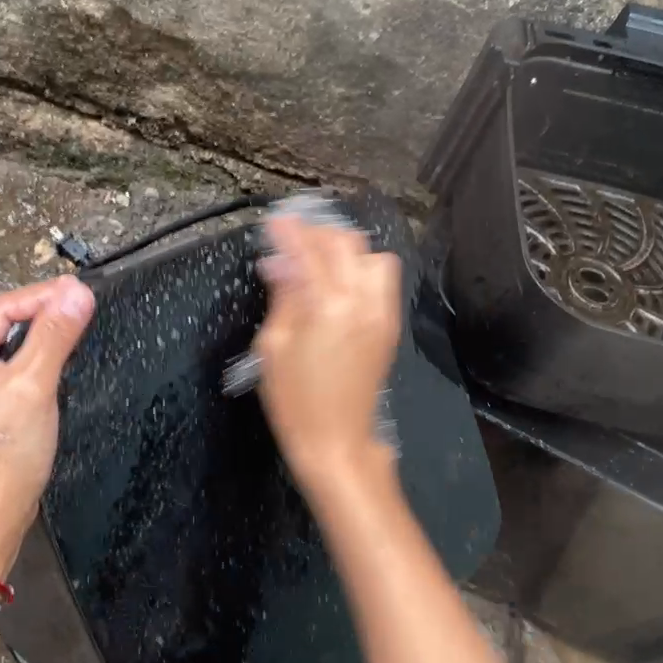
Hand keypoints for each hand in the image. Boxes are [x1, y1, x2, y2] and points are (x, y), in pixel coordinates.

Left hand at [0, 276, 94, 574]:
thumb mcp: (35, 387)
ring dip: (30, 332)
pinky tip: (45, 357)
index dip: (40, 295)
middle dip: (35, 309)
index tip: (79, 289)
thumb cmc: (6, 458)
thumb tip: (77, 292)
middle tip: (76, 302)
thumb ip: (55, 335)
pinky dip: (22, 356)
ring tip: (66, 322)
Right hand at [252, 213, 401, 487]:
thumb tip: (281, 262)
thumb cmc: (295, 401)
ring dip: (345, 249)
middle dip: (317, 233)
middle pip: (345, 243)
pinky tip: (339, 281)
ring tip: (319, 260)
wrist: (336, 441)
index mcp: (327, 306)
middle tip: (292, 240)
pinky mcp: (389, 327)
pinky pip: (383, 280)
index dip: (289, 231)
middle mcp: (361, 302)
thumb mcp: (273, 347)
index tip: (275, 221)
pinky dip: (362, 269)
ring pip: (372, 256)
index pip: (308, 250)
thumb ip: (283, 296)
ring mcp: (381, 313)